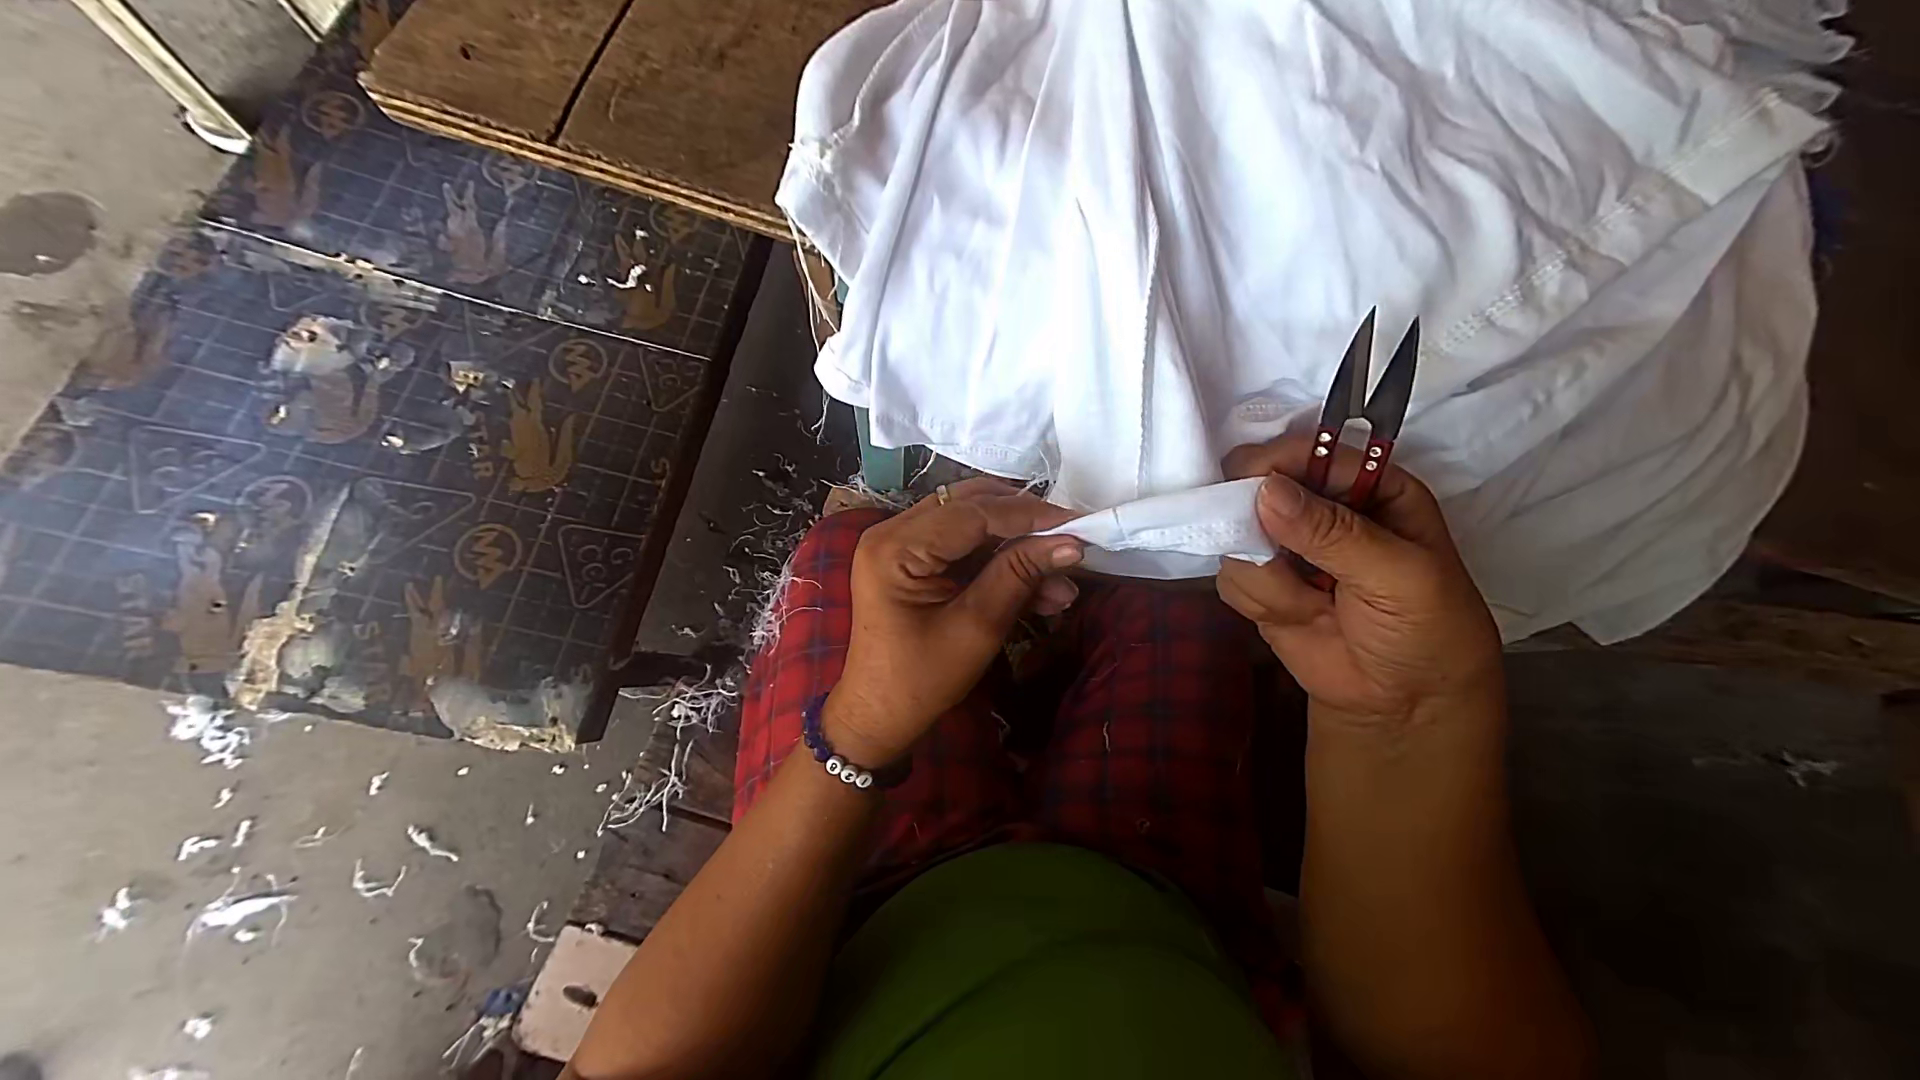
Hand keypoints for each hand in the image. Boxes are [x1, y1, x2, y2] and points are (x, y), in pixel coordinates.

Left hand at [824, 479, 1083, 764]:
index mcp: (895, 548)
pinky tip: (1039, 588)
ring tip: (1061, 581)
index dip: (1029, 515)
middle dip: (1025, 525)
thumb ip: (1020, 575)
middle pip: (971, 507)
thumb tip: (1070, 543)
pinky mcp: (912, 559)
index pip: (972, 512)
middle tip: (1071, 543)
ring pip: (972, 524)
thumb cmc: (921, 680)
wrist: (881, 714)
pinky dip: (1001, 561)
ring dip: (1017, 547)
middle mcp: (892, 533)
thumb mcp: (977, 627)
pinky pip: (965, 546)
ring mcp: (899, 544)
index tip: (1078, 526)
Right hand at [1215, 435, 1501, 731]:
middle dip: (1255, 518)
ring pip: (1235, 537)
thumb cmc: (1426, 630)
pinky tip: (1296, 616)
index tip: (1250, 483)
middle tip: (1270, 549)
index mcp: (1367, 488)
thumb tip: (1265, 492)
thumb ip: (1335, 533)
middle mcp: (1319, 510)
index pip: (1311, 453)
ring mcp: (1283, 548)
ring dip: (1268, 576)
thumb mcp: (1400, 577)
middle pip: (1255, 485)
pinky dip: (1257, 600)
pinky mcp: (1259, 583)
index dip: (1277, 462)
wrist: (1401, 703)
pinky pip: (1229, 577)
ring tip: (1313, 603)